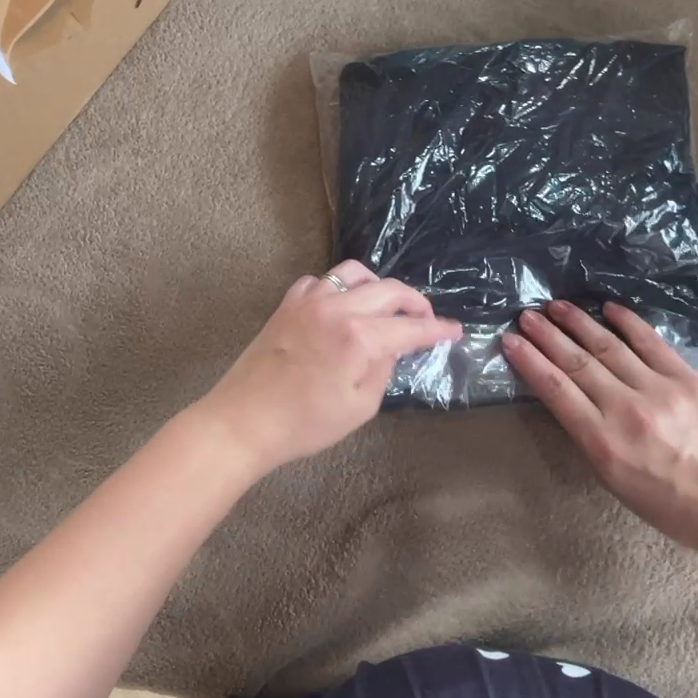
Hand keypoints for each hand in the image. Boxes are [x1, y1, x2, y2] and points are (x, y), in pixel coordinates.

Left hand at [196, 260, 461, 472]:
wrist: (243, 422)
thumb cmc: (304, 424)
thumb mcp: (360, 407)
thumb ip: (383, 369)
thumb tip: (392, 347)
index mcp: (359, 337)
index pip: (410, 328)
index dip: (437, 330)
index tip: (454, 331)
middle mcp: (337, 308)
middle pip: (388, 290)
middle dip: (414, 303)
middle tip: (425, 320)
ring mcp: (309, 301)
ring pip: (354, 273)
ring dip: (378, 286)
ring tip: (387, 306)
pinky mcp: (287, 304)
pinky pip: (321, 281)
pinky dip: (340, 288)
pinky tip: (343, 306)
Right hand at [502, 300, 697, 557]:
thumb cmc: (666, 504)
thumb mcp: (611, 480)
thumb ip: (587, 434)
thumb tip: (566, 394)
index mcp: (604, 443)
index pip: (556, 391)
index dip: (529, 362)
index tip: (509, 341)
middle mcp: (628, 411)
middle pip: (577, 363)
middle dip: (547, 336)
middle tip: (525, 316)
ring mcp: (660, 390)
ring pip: (609, 346)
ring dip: (578, 323)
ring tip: (556, 306)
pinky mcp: (688, 379)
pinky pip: (651, 343)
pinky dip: (627, 322)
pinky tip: (608, 308)